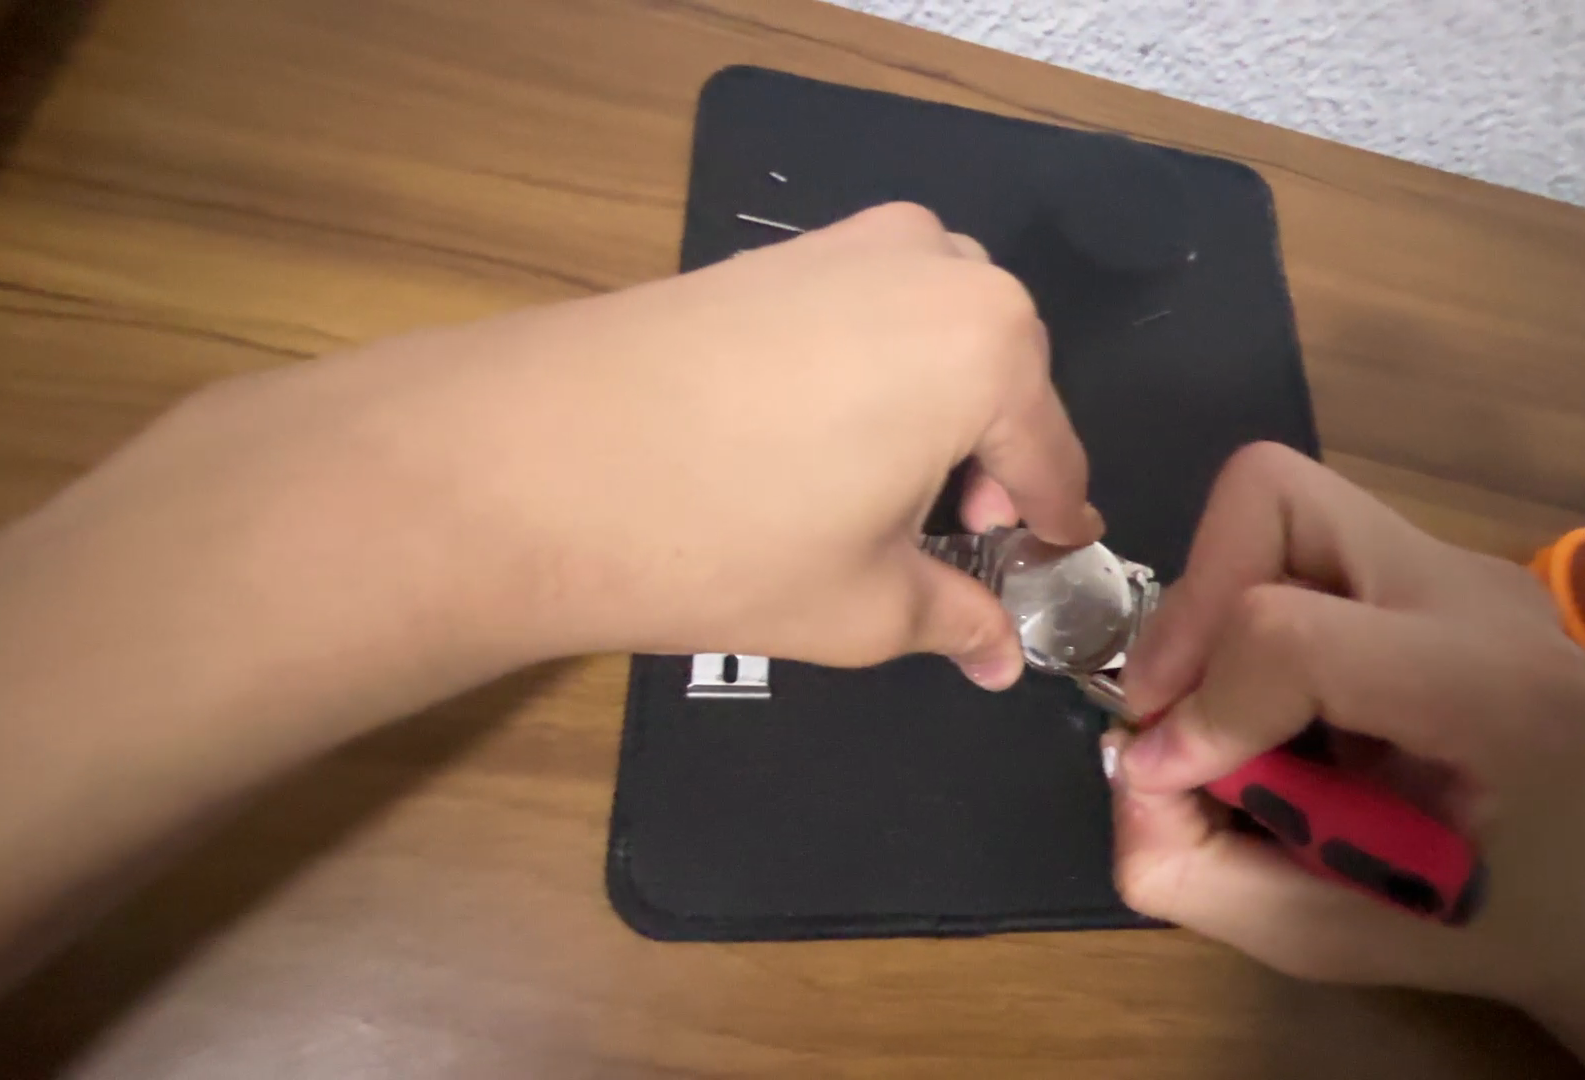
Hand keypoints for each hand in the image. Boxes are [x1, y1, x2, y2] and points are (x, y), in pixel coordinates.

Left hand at [148, 202, 1098, 684]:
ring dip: (941, 416)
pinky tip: (827, 433)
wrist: (532, 461)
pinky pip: (879, 315)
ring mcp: (858, 243)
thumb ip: (958, 622)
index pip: (1052, 458)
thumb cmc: (731, 542)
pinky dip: (883, 375)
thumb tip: (1003, 660)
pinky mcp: (788, 249)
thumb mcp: (868, 606)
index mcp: (990, 350)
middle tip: (950, 535)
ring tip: (883, 486)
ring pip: (945, 343)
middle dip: (992, 466)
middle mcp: (942, 269)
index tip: (1046, 560)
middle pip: (1005, 387)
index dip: (1052, 524)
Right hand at [1108, 442, 1584, 1003]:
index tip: (1168, 769)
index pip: (1290, 634)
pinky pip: (1280, 533)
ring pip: (1265, 502)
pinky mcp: (1415, 553)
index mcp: (1496, 695)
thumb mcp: (1312, 938)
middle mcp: (1476, 592)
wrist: (1574, 892)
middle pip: (1268, 496)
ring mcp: (1448, 559)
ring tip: (1219, 692)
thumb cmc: (1464, 929)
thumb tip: (1127, 759)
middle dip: (1189, 602)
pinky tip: (1261, 677)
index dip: (1202, 699)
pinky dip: (1233, 598)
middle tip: (1173, 699)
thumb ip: (1184, 866)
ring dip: (1205, 600)